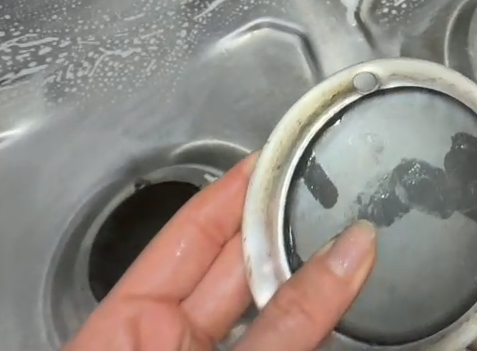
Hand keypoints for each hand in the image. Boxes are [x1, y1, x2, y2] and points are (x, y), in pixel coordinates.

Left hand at [66, 154, 377, 350]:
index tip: (295, 145)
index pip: (195, 225)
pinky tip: (341, 295)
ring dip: (307, 277)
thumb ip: (287, 319)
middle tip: (345, 188)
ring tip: (355, 239)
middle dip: (289, 227)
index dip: (246, 182)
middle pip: (236, 264)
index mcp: (120, 329)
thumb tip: (351, 251)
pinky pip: (276, 340)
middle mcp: (157, 341)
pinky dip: (309, 319)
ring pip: (264, 307)